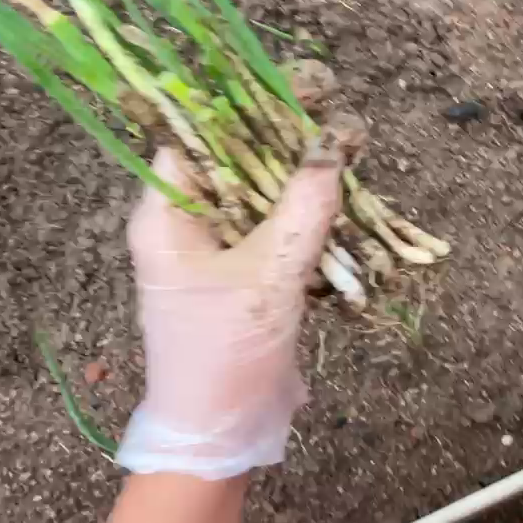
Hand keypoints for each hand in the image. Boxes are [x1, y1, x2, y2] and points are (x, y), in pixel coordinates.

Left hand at [116, 142, 343, 479]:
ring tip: (354, 148)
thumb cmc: (225, 354)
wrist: (224, 433)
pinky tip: (347, 196)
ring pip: (267, 193)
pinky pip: (283, 226)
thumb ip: (302, 211)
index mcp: (168, 218)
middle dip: (289, 139)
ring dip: (308, 176)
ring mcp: (223, 249)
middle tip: (341, 117)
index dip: (243, 109)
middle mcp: (190, 224)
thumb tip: (335, 145)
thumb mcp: (267, 279)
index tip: (298, 90)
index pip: (197, 139)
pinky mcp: (252, 270)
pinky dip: (313, 212)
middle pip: (239, 162)